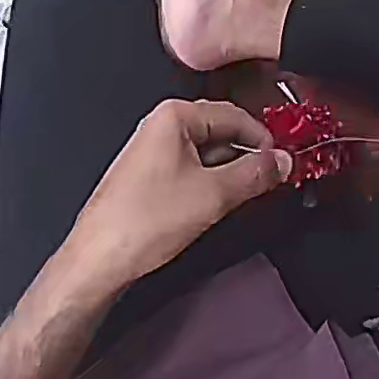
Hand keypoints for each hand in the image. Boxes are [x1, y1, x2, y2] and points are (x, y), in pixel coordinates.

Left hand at [58, 100, 290, 291]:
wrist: (94, 263)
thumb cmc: (149, 220)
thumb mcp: (214, 194)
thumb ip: (255, 173)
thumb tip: (284, 161)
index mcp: (175, 116)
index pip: (235, 115)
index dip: (263, 138)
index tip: (282, 161)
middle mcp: (162, 124)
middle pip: (221, 131)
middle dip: (246, 155)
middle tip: (269, 179)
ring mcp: (152, 149)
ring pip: (207, 151)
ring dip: (229, 170)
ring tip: (246, 194)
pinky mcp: (147, 173)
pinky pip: (190, 166)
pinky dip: (210, 180)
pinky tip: (217, 202)